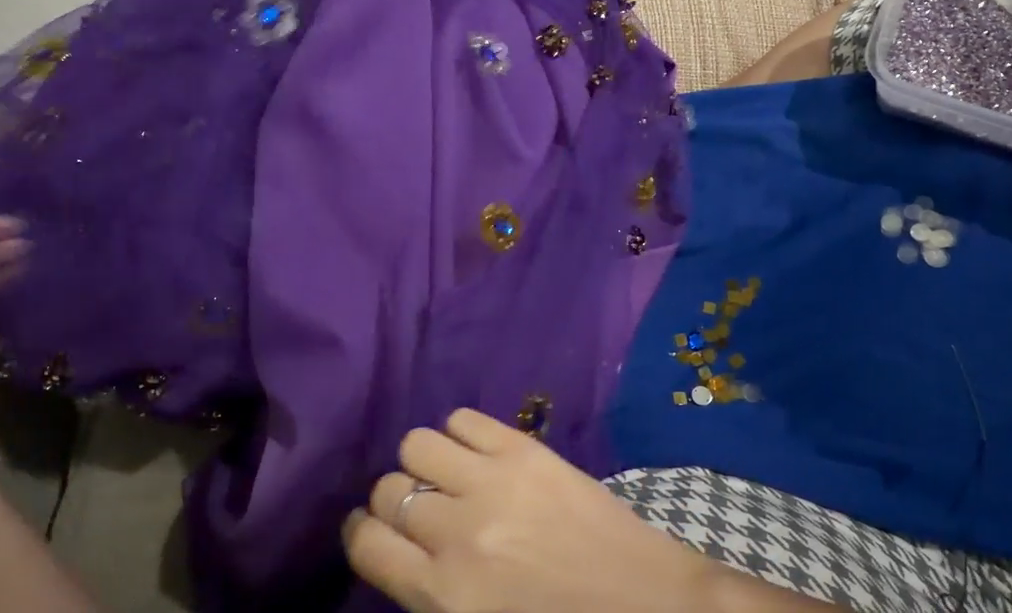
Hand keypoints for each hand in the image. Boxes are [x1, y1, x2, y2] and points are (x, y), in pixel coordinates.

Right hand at [344, 410, 715, 612]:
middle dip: (396, 500)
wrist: (647, 604)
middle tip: (424, 510)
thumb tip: (398, 549)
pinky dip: (461, 433)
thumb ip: (428, 591)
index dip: (364, 532)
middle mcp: (457, 532)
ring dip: (425, 462)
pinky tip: (480, 454)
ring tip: (450, 476)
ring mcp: (492, 482)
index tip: (377, 531)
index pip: (366, 543)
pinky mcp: (524, 449)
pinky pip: (462, 417)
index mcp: (444, 594)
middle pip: (388, 489)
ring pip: (416, 443)